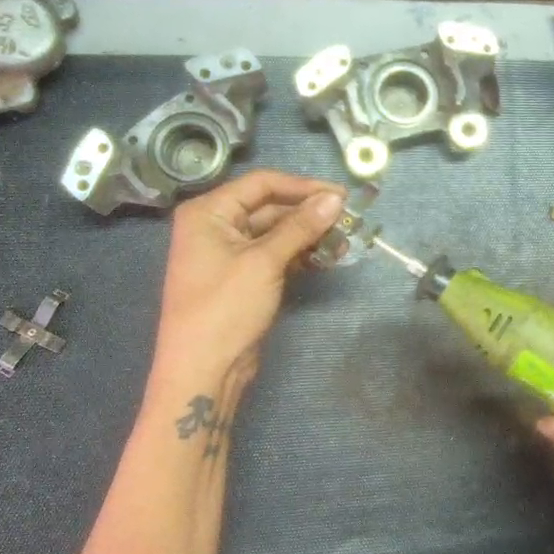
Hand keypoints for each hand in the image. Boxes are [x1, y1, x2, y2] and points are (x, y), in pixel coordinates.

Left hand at [152, 171, 344, 386]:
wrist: (203, 370)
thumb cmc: (226, 308)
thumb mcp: (264, 262)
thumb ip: (300, 227)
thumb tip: (335, 199)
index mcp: (208, 212)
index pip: (262, 184)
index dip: (303, 186)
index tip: (342, 195)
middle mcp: (215, 225)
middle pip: (270, 207)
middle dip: (309, 213)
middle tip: (349, 220)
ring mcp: (229, 253)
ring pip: (276, 232)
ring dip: (309, 235)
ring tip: (345, 242)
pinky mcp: (243, 276)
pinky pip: (276, 254)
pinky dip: (300, 254)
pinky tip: (328, 258)